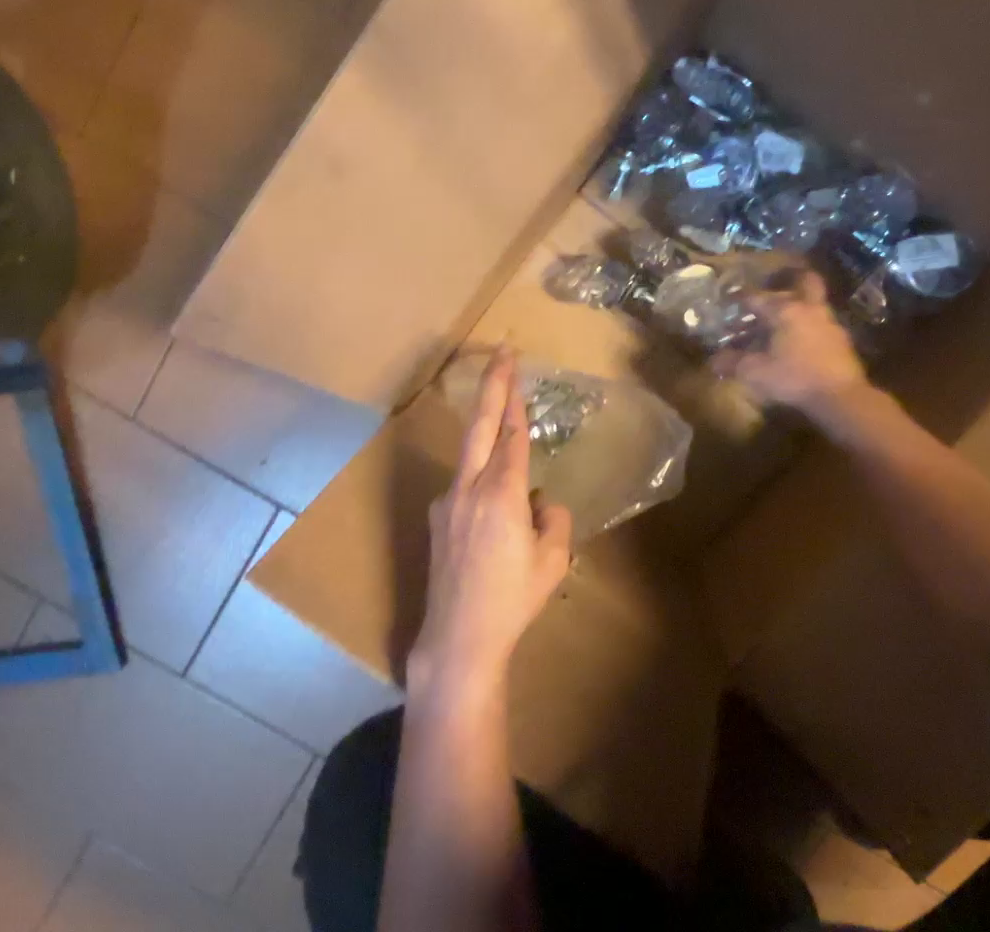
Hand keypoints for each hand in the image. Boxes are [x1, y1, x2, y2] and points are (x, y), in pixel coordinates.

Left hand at [413, 347, 572, 694]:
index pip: (511, 435)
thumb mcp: (552, 561)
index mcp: (501, 495)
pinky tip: (498, 515)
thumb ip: (552, 519)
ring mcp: (447, 503)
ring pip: (470, 457)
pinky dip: (483, 483)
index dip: (514, 399)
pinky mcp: (437, 520)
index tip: (514, 367)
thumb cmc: (513, 600)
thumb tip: (540, 500)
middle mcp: (468, 489)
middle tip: (501, 352)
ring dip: (489, 437)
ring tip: (512, 441)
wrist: (459, 636)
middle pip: (480, 427)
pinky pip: (464, 488)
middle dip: (492, 387)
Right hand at [711, 271, 870, 411]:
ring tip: (784, 321)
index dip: (739, 298)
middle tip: (773, 291)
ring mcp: (829, 323)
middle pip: (804, 281)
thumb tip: (713, 361)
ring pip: (814, 302)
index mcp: (784, 310)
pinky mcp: (842, 340)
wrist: (840, 396)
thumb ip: (732, 363)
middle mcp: (808, 309)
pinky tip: (801, 342)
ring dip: (800, 305)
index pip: (757, 296)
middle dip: (788, 281)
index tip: (729, 301)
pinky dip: (809, 327)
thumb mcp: (754, 373)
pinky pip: (822, 323)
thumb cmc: (793, 378)